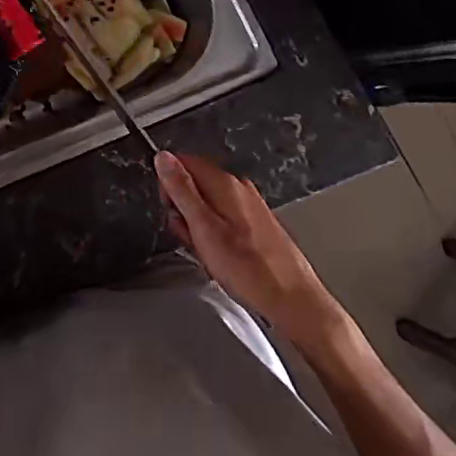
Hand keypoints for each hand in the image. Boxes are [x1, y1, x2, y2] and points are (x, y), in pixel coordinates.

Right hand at [155, 151, 345, 346]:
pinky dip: (216, 236)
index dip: (169, 186)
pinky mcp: (255, 223)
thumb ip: (181, 190)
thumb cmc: (249, 269)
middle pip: (195, 185)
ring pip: (209, 205)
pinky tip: (222, 259)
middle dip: (185, 211)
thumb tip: (163, 158)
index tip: (171, 210)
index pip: (183, 162)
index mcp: (224, 183)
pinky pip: (224, 220)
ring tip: (208, 254)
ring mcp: (249, 205)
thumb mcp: (203, 227)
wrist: (292, 298)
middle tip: (192, 238)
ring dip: (200, 228)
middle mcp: (239, 188)